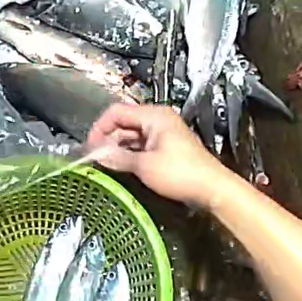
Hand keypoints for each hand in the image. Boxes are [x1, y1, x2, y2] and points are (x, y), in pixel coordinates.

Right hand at [87, 104, 235, 208]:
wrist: (211, 188)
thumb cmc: (184, 173)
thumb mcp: (144, 165)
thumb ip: (117, 158)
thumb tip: (98, 155)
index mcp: (153, 116)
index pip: (116, 112)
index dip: (100, 128)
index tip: (91, 145)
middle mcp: (158, 120)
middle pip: (123, 123)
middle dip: (108, 139)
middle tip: (96, 157)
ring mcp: (163, 133)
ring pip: (132, 135)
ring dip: (118, 148)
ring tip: (107, 163)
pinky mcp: (166, 147)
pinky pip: (142, 145)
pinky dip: (130, 153)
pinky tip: (123, 166)